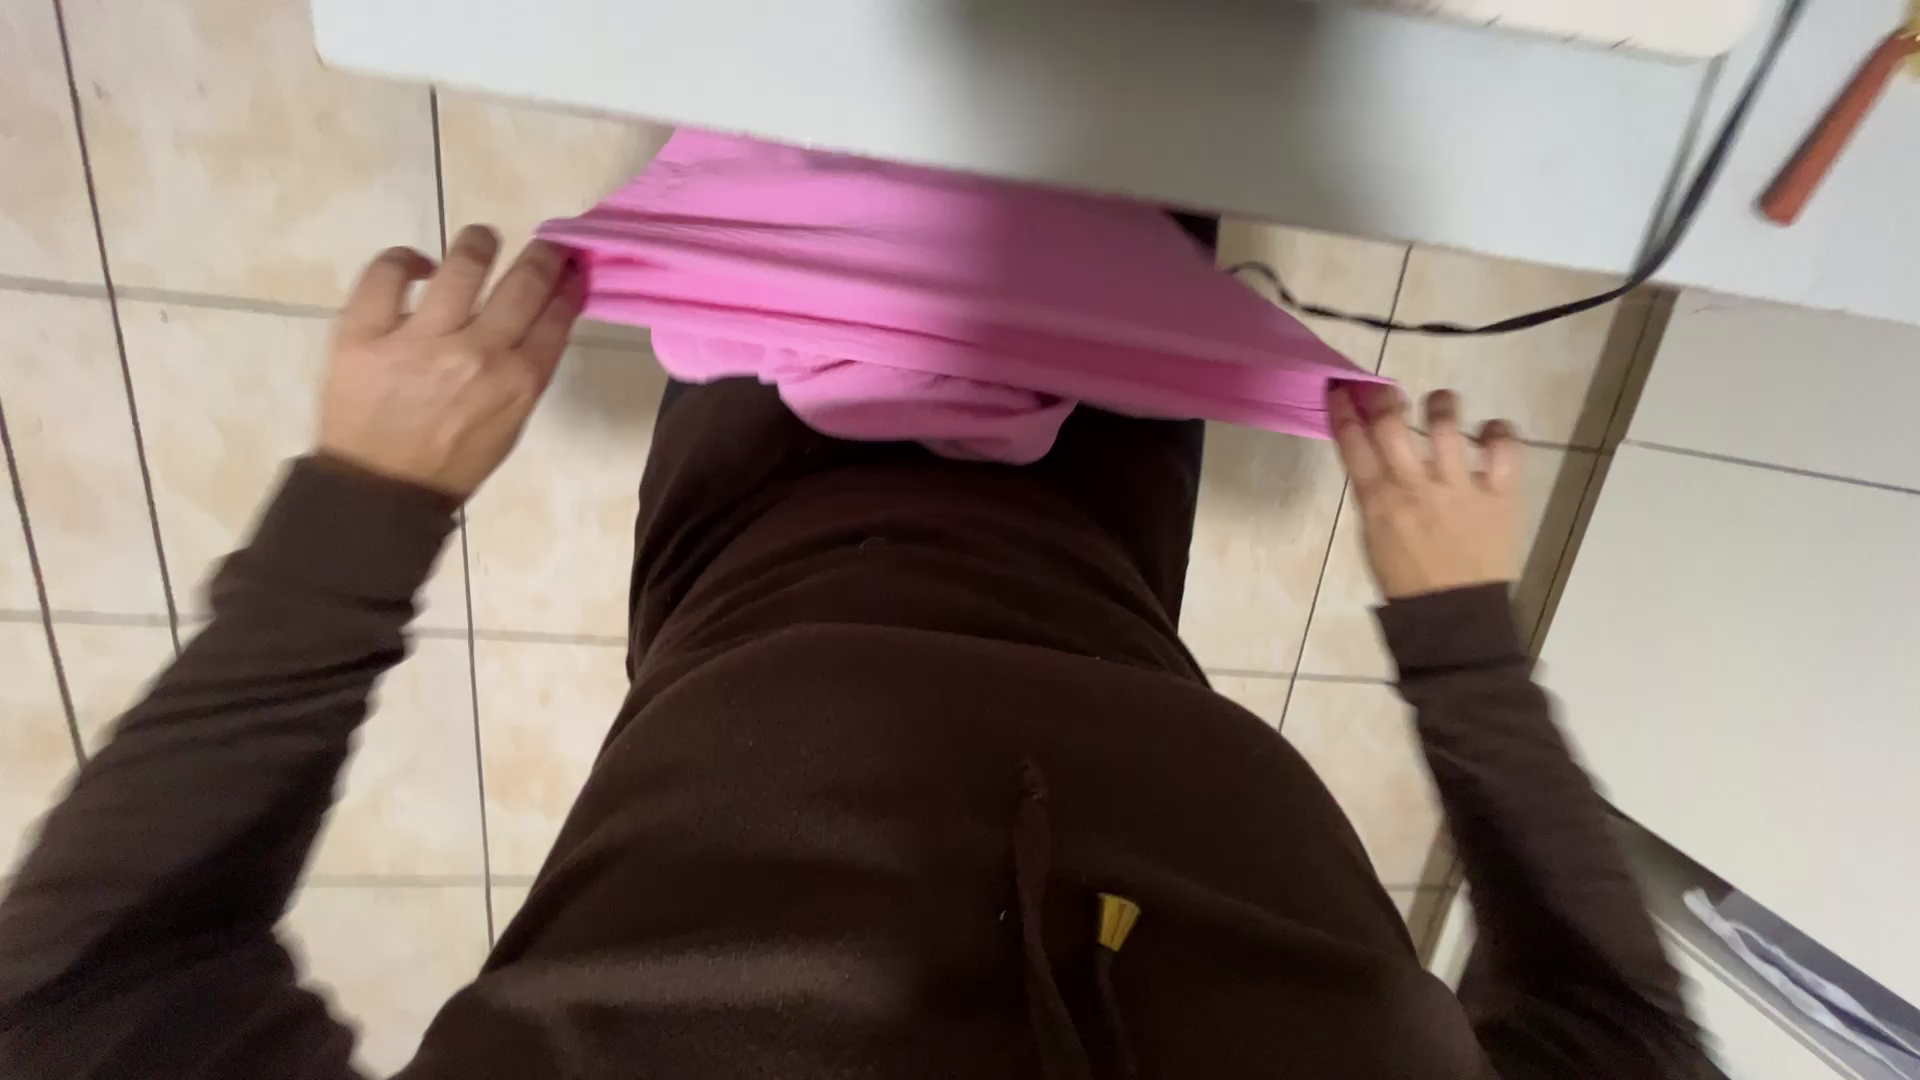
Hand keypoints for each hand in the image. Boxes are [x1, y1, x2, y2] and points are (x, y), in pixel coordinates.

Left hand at [317, 225, 584, 500]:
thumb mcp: (513, 420)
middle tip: (546, 244)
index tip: (573, 267)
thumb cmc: (458, 458)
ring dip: (479, 244)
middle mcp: (479, 354)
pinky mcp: (365, 331)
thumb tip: (538, 323)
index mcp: (520, 381)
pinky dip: (406, 260)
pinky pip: (387, 275)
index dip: (569, 285)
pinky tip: (419, 265)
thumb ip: (526, 371)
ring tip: (483, 238)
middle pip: (522, 286)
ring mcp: (421, 340)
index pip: (556, 317)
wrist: (385, 485)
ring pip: (462, 268)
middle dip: (542, 256)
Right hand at [1327, 385, 1521, 599]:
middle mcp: (1415, 486)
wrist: (1452, 612)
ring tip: (1440, 403)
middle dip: (1383, 397)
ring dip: (1440, 404)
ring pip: (1447, 425)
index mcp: (1377, 500)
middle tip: (1384, 389)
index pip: (1351, 442)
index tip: (1340, 390)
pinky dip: (1499, 431)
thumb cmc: (1404, 575)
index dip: (1342, 410)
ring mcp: (1460, 487)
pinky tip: (1491, 431)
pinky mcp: (1501, 494)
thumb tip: (1372, 454)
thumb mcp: (1372, 533)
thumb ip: (1373, 493)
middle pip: (1391, 424)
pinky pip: (1507, 448)